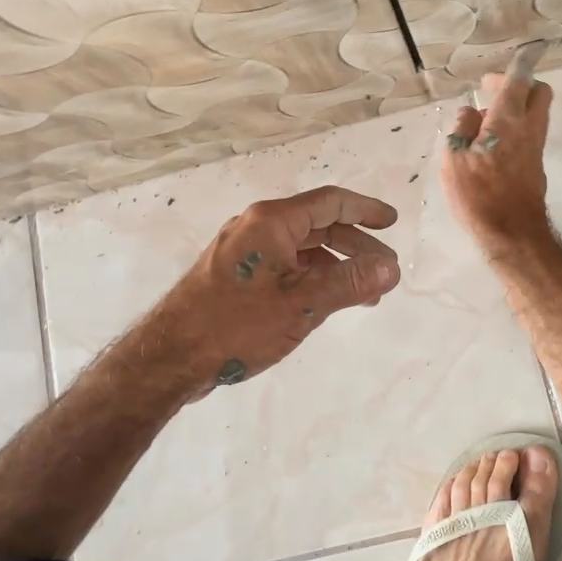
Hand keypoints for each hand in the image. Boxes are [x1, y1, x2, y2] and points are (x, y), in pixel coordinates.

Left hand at [133, 186, 401, 397]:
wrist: (169, 357)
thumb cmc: (236, 324)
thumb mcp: (301, 304)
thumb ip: (349, 283)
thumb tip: (391, 268)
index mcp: (271, 221)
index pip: (330, 202)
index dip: (365, 210)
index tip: (391, 222)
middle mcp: (256, 227)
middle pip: (318, 225)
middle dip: (355, 246)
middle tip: (385, 272)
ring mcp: (243, 251)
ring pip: (301, 248)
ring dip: (335, 265)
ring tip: (364, 294)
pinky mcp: (234, 275)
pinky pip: (284, 265)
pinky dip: (311, 277)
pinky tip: (326, 301)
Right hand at [441, 64, 556, 251]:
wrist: (512, 233)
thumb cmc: (478, 194)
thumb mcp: (453, 158)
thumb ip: (461, 128)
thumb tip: (470, 113)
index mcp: (508, 119)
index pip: (519, 81)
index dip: (516, 67)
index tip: (503, 66)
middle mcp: (528, 128)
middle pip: (539, 93)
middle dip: (520, 85)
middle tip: (492, 94)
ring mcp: (535, 148)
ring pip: (535, 114)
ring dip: (515, 109)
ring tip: (483, 124)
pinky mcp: (535, 166)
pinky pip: (529, 135)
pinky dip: (515, 129)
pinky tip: (490, 146)